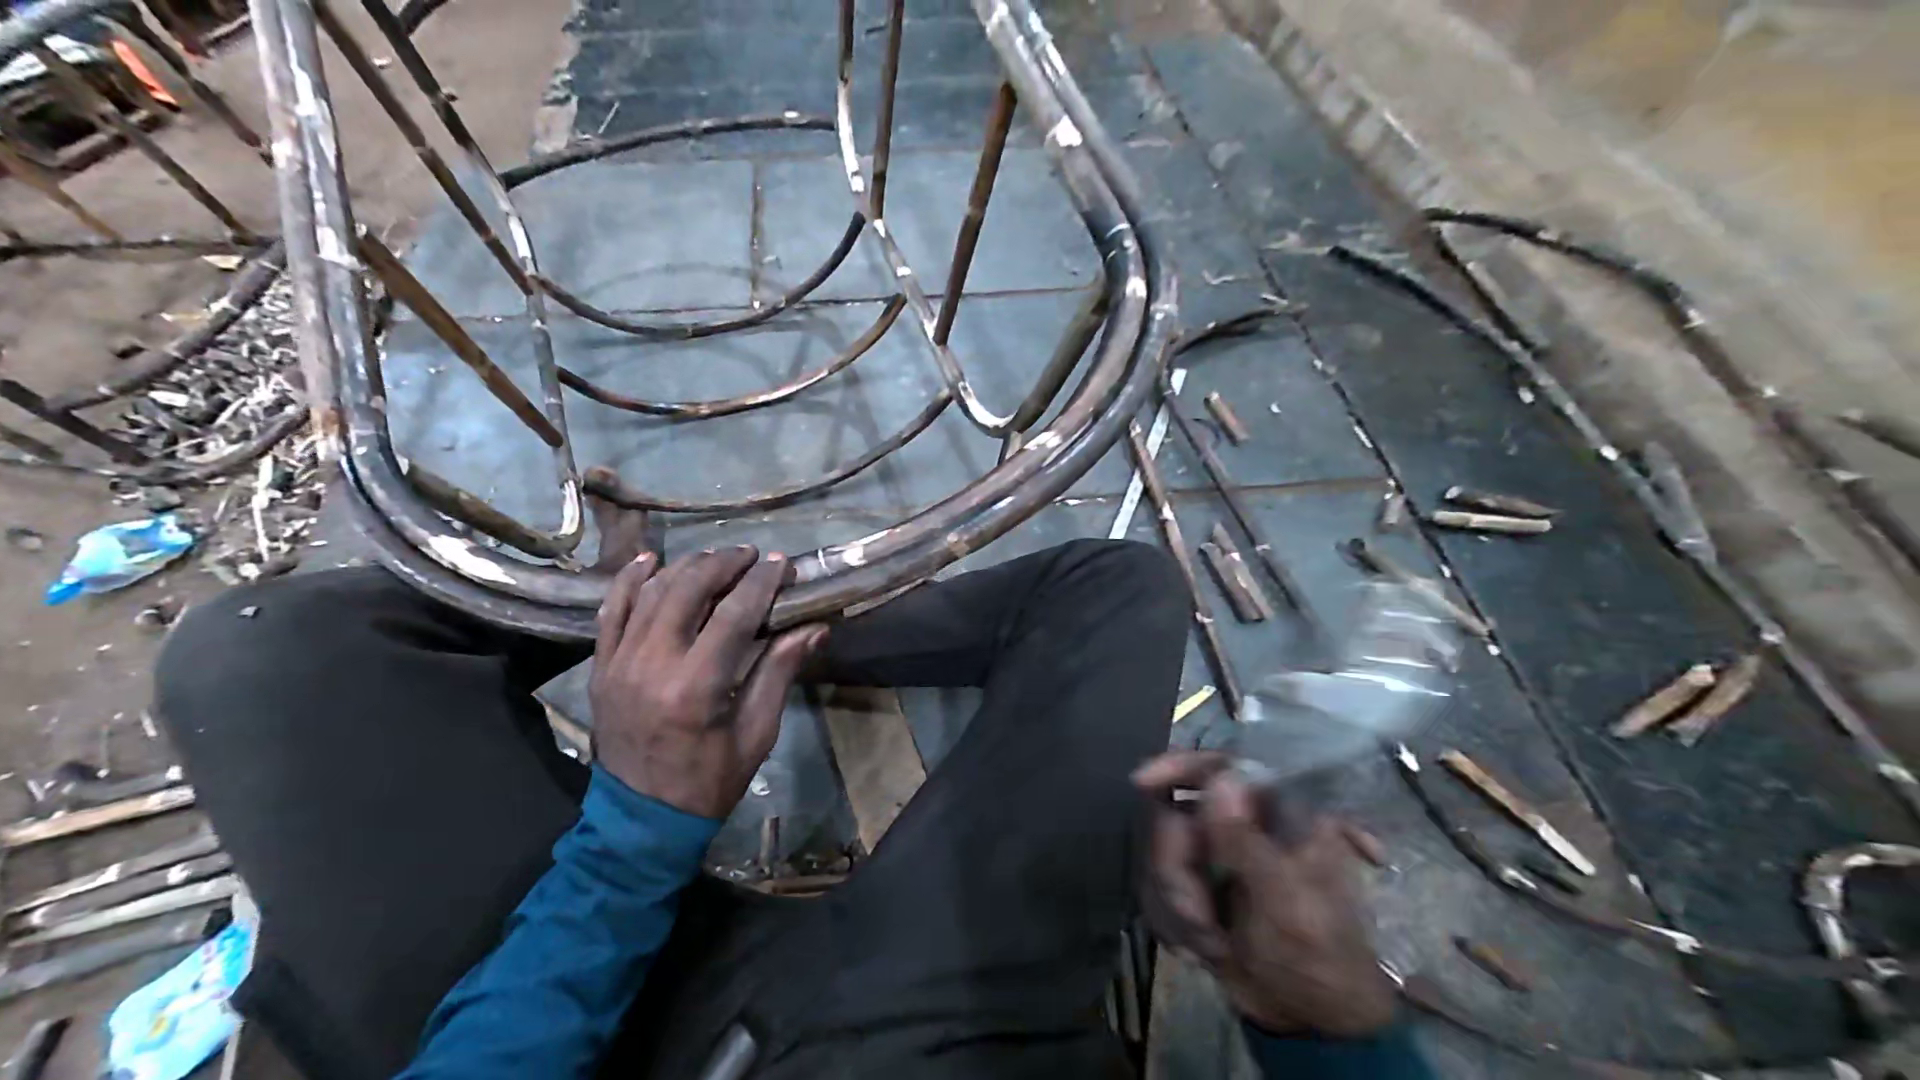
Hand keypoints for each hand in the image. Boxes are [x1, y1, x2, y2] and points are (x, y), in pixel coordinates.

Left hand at [590, 547, 827, 818]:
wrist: (641, 818)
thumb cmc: (710, 779)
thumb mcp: (757, 732)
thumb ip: (780, 672)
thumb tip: (814, 627)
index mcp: (695, 688)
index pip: (733, 615)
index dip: (761, 583)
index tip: (781, 563)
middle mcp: (651, 665)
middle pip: (687, 590)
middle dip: (723, 564)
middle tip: (751, 556)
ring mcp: (618, 663)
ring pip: (650, 593)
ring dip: (686, 567)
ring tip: (716, 558)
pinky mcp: (600, 667)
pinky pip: (610, 611)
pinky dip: (629, 580)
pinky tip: (650, 559)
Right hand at [1133, 751, 1396, 1037]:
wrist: (1309, 1020)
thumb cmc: (1318, 960)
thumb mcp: (1288, 904)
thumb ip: (1249, 842)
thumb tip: (1222, 779)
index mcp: (1276, 814)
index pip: (1220, 765)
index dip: (1178, 766)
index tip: (1142, 782)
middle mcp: (1240, 824)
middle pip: (1175, 815)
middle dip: (1178, 871)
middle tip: (1200, 917)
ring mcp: (1214, 853)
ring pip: (1160, 853)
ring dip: (1177, 903)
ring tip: (1211, 942)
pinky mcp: (1194, 882)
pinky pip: (1155, 885)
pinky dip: (1171, 918)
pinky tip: (1201, 946)